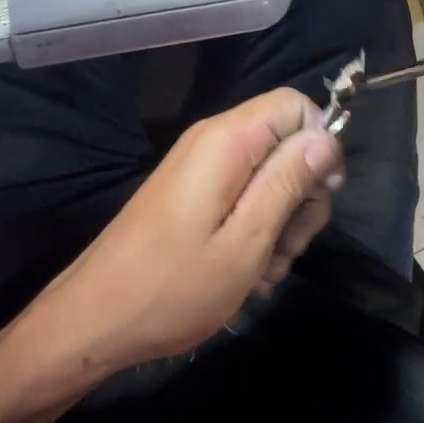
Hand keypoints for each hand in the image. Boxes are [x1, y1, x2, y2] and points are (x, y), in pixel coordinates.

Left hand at [20, 88, 344, 373]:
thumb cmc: (173, 286)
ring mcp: (201, 167)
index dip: (319, 144)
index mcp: (226, 140)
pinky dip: (256, 231)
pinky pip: (243, 195)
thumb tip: (327, 138)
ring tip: (264, 270)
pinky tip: (248, 272)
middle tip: (288, 248)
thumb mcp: (245, 242)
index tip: (322, 196)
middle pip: (286, 141)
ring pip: (269, 174)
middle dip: (302, 195)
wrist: (96, 318)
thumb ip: (289, 183)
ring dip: (281, 222)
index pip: (294, 104)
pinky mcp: (194, 192)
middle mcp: (213, 141)